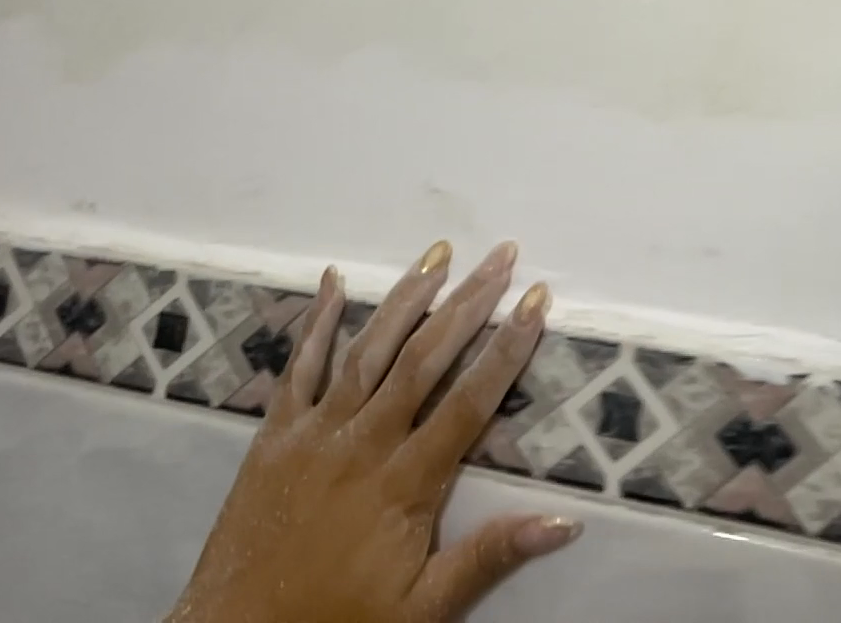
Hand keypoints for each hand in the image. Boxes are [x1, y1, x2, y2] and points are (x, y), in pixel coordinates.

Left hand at [167, 241, 580, 622]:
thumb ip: (489, 558)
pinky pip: (299, 365)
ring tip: (439, 254)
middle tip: (501, 255)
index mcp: (406, 482)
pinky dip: (316, 319)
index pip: (470, 400)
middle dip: (469, 302)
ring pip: (370, 349)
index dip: (508, 347)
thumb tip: (565, 523)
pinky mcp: (276, 431)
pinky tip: (333, 279)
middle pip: (425, 357)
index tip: (536, 300)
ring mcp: (316, 429)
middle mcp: (364, 441)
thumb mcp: (423, 611)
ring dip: (407, 297)